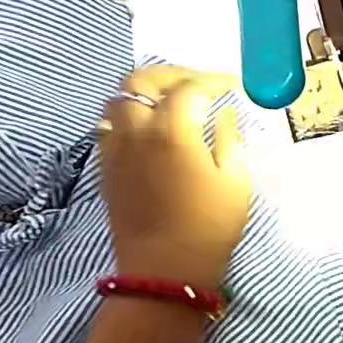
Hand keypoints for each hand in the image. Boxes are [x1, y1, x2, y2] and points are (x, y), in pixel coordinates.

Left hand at [99, 66, 250, 288]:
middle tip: (196, 83)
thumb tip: (225, 114)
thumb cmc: (210, 225)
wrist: (165, 268)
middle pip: (142, 80)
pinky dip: (129, 116)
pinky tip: (150, 130)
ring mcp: (115, 147)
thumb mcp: (236, 181)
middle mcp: (137, 129)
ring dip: (144, 93)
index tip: (232, 85)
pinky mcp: (106, 167)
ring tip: (169, 102)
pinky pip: (109, 125)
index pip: (192, 87)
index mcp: (172, 129)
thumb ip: (230, 138)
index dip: (215, 81)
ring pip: (119, 100)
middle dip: (171, 74)